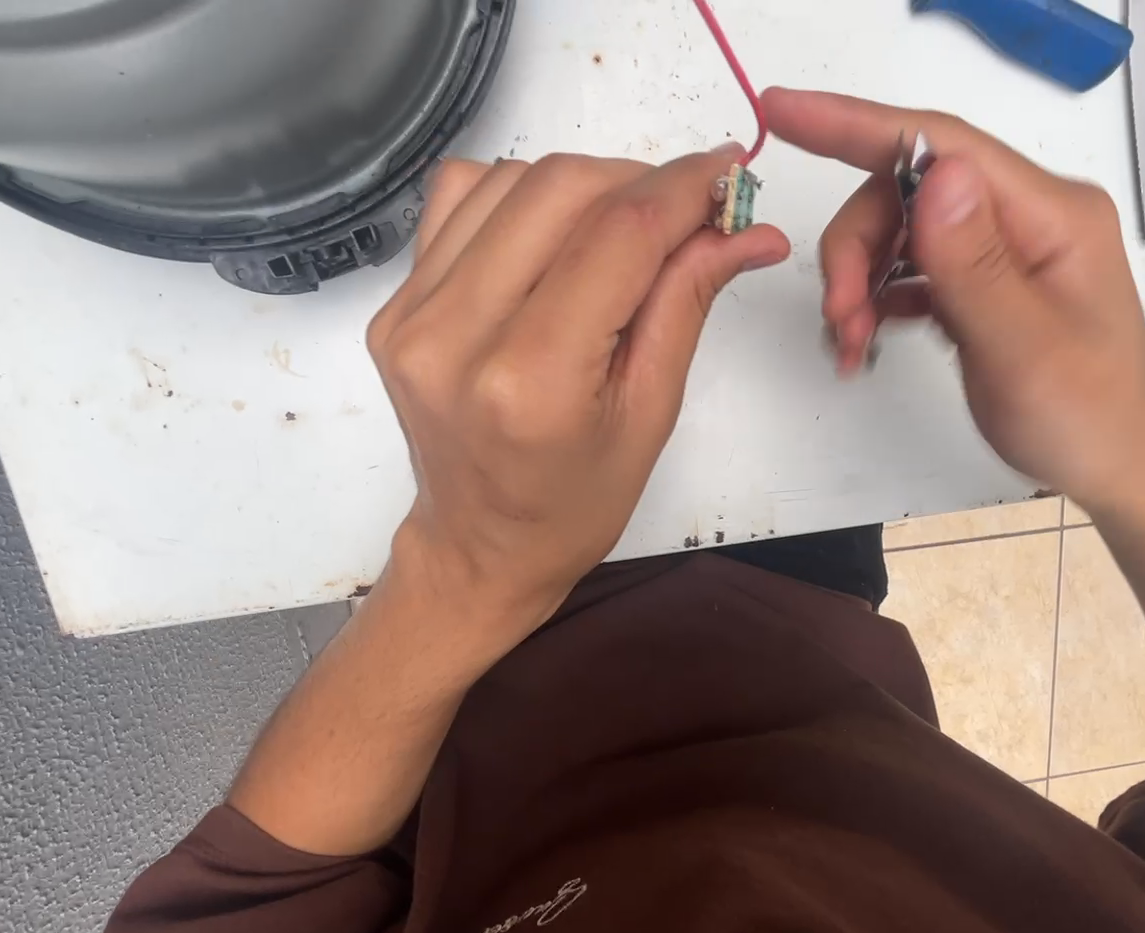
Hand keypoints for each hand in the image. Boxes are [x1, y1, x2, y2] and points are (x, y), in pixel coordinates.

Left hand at [366, 148, 790, 641]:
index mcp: (532, 382)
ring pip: (508, 181)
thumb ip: (687, 306)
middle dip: (638, 182)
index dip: (683, 191)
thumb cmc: (574, 506)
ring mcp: (411, 317)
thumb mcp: (649, 417)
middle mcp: (455, 336)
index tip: (728, 174)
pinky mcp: (395, 308)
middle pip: (560, 190)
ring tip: (620, 233)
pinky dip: (517, 197)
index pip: (618, 238)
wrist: (480, 547)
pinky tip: (551, 239)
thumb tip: (749, 229)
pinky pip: (458, 202)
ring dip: (581, 187)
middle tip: (684, 212)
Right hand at [764, 89, 1144, 511]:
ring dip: (859, 284)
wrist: (1109, 467)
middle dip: (855, 251)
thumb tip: (932, 176)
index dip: (854, 126)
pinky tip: (864, 341)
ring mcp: (999, 253)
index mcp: (1047, 215)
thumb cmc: (1082, 418)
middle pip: (904, 197)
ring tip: (850, 344)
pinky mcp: (979, 287)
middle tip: (839, 320)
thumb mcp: (1025, 348)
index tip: (781, 112)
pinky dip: (875, 304)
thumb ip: (976, 265)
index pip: (939, 147)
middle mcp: (1021, 219)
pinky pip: (908, 274)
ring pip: (899, 236)